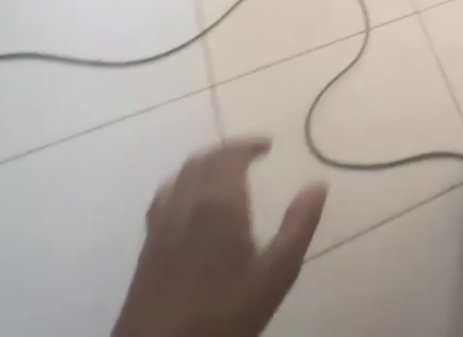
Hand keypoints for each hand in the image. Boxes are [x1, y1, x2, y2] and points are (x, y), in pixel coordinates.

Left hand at [112, 138, 326, 336]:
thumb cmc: (224, 317)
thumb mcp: (276, 275)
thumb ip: (299, 225)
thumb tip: (317, 185)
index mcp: (218, 207)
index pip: (228, 157)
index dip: (249, 145)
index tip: (270, 146)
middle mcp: (184, 209)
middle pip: (200, 162)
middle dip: (226, 152)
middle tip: (252, 157)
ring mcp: (159, 231)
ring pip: (177, 179)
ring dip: (202, 167)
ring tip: (224, 177)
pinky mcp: (145, 254)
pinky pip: (162, 202)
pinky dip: (183, 188)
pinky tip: (194, 211)